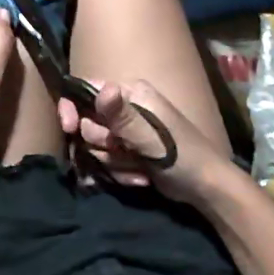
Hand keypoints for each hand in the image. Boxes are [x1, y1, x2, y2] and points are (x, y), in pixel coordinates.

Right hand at [57, 79, 235, 204]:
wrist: (204, 186)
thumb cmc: (182, 156)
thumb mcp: (150, 137)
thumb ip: (123, 115)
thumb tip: (103, 88)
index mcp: (131, 93)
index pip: (85, 89)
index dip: (72, 108)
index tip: (69, 129)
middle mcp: (125, 107)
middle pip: (87, 123)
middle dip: (103, 146)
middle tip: (125, 153)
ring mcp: (126, 131)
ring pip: (95, 147)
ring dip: (114, 163)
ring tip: (140, 169)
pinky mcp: (127, 152)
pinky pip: (106, 162)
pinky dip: (120, 172)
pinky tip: (141, 177)